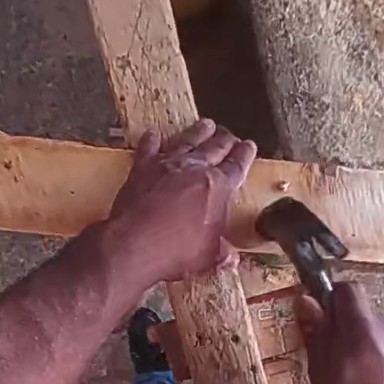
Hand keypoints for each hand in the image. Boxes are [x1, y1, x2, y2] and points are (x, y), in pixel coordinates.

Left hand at [86, 119, 255, 288]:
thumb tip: (232, 258)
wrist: (134, 245)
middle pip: (215, 147)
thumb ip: (221, 254)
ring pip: (187, 140)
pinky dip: (152, 141)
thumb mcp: (206, 258)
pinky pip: (149, 148)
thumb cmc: (175, 252)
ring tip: (205, 124)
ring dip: (197, 132)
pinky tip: (153, 135)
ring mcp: (167, 165)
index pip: (237, 166)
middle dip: (225, 140)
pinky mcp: (141, 169)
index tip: (249, 147)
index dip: (245, 155)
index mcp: (219, 187)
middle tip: (229, 136)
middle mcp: (195, 169)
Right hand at [295, 282, 383, 383]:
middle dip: (340, 326)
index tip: (317, 317)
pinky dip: (369, 358)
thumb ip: (317, 334)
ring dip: (354, 344)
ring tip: (343, 375)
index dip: (328, 298)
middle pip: (359, 312)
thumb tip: (306, 302)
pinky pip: (383, 348)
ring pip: (371, 331)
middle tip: (324, 353)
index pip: (347, 289)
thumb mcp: (322, 372)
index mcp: (363, 328)